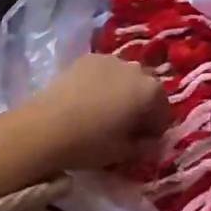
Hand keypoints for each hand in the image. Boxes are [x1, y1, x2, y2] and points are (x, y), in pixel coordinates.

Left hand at [23, 55, 170, 170]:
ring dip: (122, 90)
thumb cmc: (90, 142)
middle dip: (141, 105)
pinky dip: (102, 82)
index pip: (164, 110)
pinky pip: (104, 70)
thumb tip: (152, 142)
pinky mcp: (88, 57)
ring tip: (104, 110)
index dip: (156, 127)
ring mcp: (111, 59)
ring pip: (125, 76)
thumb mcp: (122, 153)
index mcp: (151, 91)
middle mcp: (136, 68)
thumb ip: (144, 147)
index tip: (144, 141)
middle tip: (126, 125)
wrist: (45, 125)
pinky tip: (87, 98)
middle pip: (146, 88)